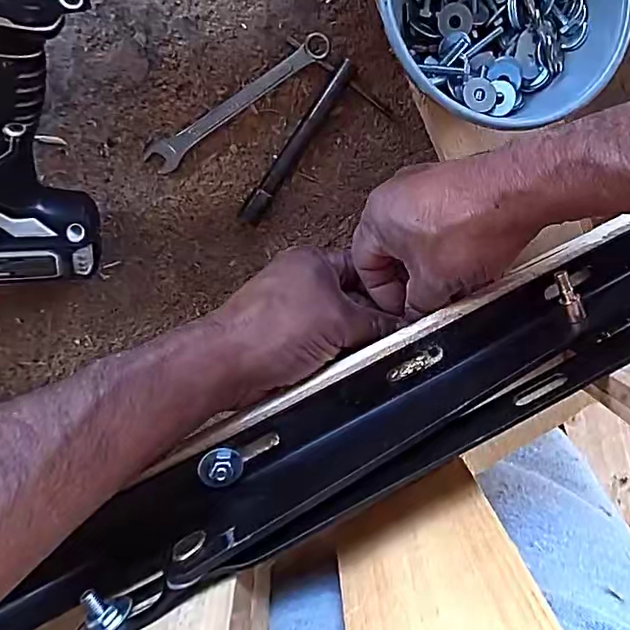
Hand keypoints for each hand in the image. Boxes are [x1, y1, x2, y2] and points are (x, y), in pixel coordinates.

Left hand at [207, 246, 397, 406]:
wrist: (226, 368)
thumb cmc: (263, 332)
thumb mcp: (340, 320)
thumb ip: (377, 322)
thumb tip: (399, 327)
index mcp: (313, 261)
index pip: (365, 270)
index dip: (387, 290)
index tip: (403, 310)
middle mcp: (301, 282)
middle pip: (355, 301)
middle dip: (368, 322)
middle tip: (381, 337)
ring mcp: (293, 313)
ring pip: (340, 328)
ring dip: (347, 343)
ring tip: (348, 354)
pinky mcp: (287, 341)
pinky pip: (323, 348)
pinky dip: (330, 358)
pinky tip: (330, 366)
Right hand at [351, 160, 546, 317]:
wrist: (519, 192)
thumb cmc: (474, 222)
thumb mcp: (435, 283)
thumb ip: (417, 304)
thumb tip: (417, 311)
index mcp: (377, 214)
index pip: (365, 265)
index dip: (383, 296)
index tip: (403, 310)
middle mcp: (398, 192)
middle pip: (396, 251)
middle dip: (415, 281)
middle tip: (430, 301)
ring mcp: (429, 184)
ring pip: (425, 239)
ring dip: (438, 266)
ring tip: (459, 284)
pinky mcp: (459, 185)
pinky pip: (448, 223)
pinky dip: (457, 246)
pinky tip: (477, 263)